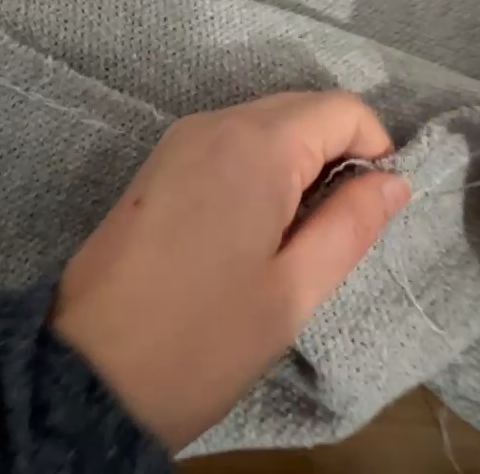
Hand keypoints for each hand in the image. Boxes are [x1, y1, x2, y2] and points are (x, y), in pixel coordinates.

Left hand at [51, 91, 409, 450]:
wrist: (86, 371)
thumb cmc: (202, 337)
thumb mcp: (294, 291)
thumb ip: (353, 224)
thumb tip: (393, 180)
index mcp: (257, 144)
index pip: (342, 108)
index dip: (375, 147)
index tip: (373, 205)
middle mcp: (218, 121)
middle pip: (304, 107)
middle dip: (336, 152)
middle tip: (335, 225)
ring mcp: (183, 137)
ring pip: (268, 121)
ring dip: (298, 160)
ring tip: (292, 232)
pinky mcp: (161, 160)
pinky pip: (232, 139)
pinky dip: (261, 164)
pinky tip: (251, 224)